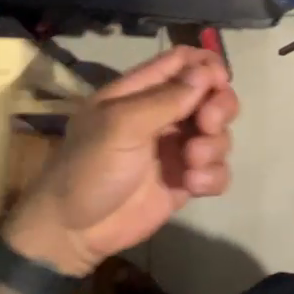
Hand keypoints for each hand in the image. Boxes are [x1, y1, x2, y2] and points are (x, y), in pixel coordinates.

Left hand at [2, 46, 237, 276]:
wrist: (73, 232)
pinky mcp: (184, 182)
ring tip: (192, 163)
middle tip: (208, 123)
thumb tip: (206, 72)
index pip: (182, 61)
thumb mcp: (120, 126)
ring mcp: (175, 148)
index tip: (220, 81)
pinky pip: (216, 170)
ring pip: (218, 132)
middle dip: (219, 106)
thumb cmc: (89, 166)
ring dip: (214, 145)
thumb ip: (165, 99)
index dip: (206, 65)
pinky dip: (213, 175)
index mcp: (141, 91)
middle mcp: (163, 114)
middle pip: (210, 94)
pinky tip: (193, 186)